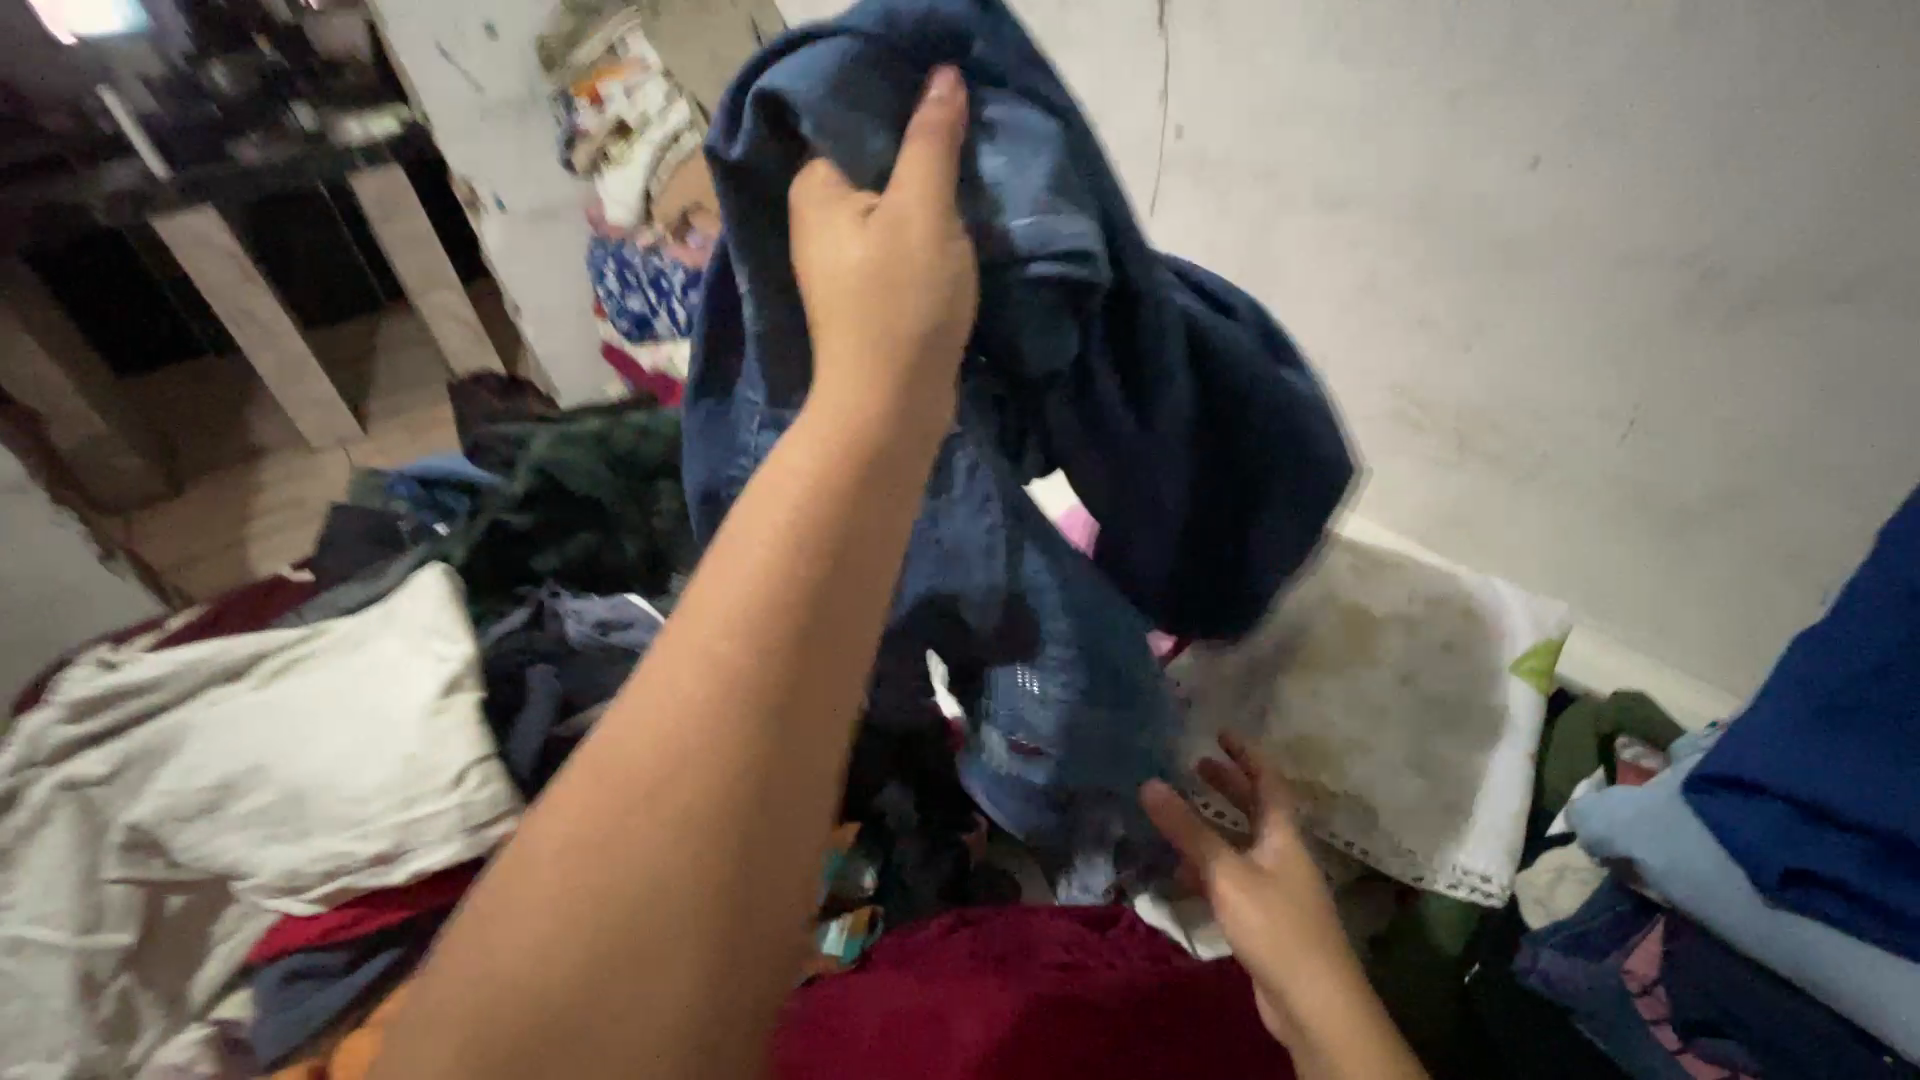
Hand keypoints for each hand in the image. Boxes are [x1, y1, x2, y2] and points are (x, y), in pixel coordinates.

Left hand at [788, 65, 978, 445]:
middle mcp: (817, 224)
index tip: (952, 121)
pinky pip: (901, 252)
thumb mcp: (923, 210)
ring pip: (895, 213)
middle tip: (971, 160)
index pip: (856, 124)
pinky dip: (929, 245)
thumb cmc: (901, 303)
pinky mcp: (866, 301)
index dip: (905, 115)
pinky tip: (958, 247)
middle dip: (924, 164)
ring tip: (973, 201)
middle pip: (878, 169)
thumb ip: (932, 141)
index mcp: (815, 189)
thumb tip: (943, 78)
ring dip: (933, 208)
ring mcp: (841, 267)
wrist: (891, 408)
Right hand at [1143, 734, 1354, 1046]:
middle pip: (1256, 810)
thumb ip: (1187, 830)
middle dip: (1227, 786)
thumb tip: (1149, 782)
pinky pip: (1233, 879)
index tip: (1220, 733)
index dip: (1246, 755)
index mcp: (1283, 835)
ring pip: (1241, 845)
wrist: (1314, 1005)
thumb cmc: (1275, 927)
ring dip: (1212, 827)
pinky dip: (1208, 869)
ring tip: (1177, 816)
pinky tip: (1182, 875)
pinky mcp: (1265, 920)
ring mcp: (1276, 889)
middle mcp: (1283, 855)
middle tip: (1195, 766)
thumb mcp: (1226, 873)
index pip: (1268, 781)